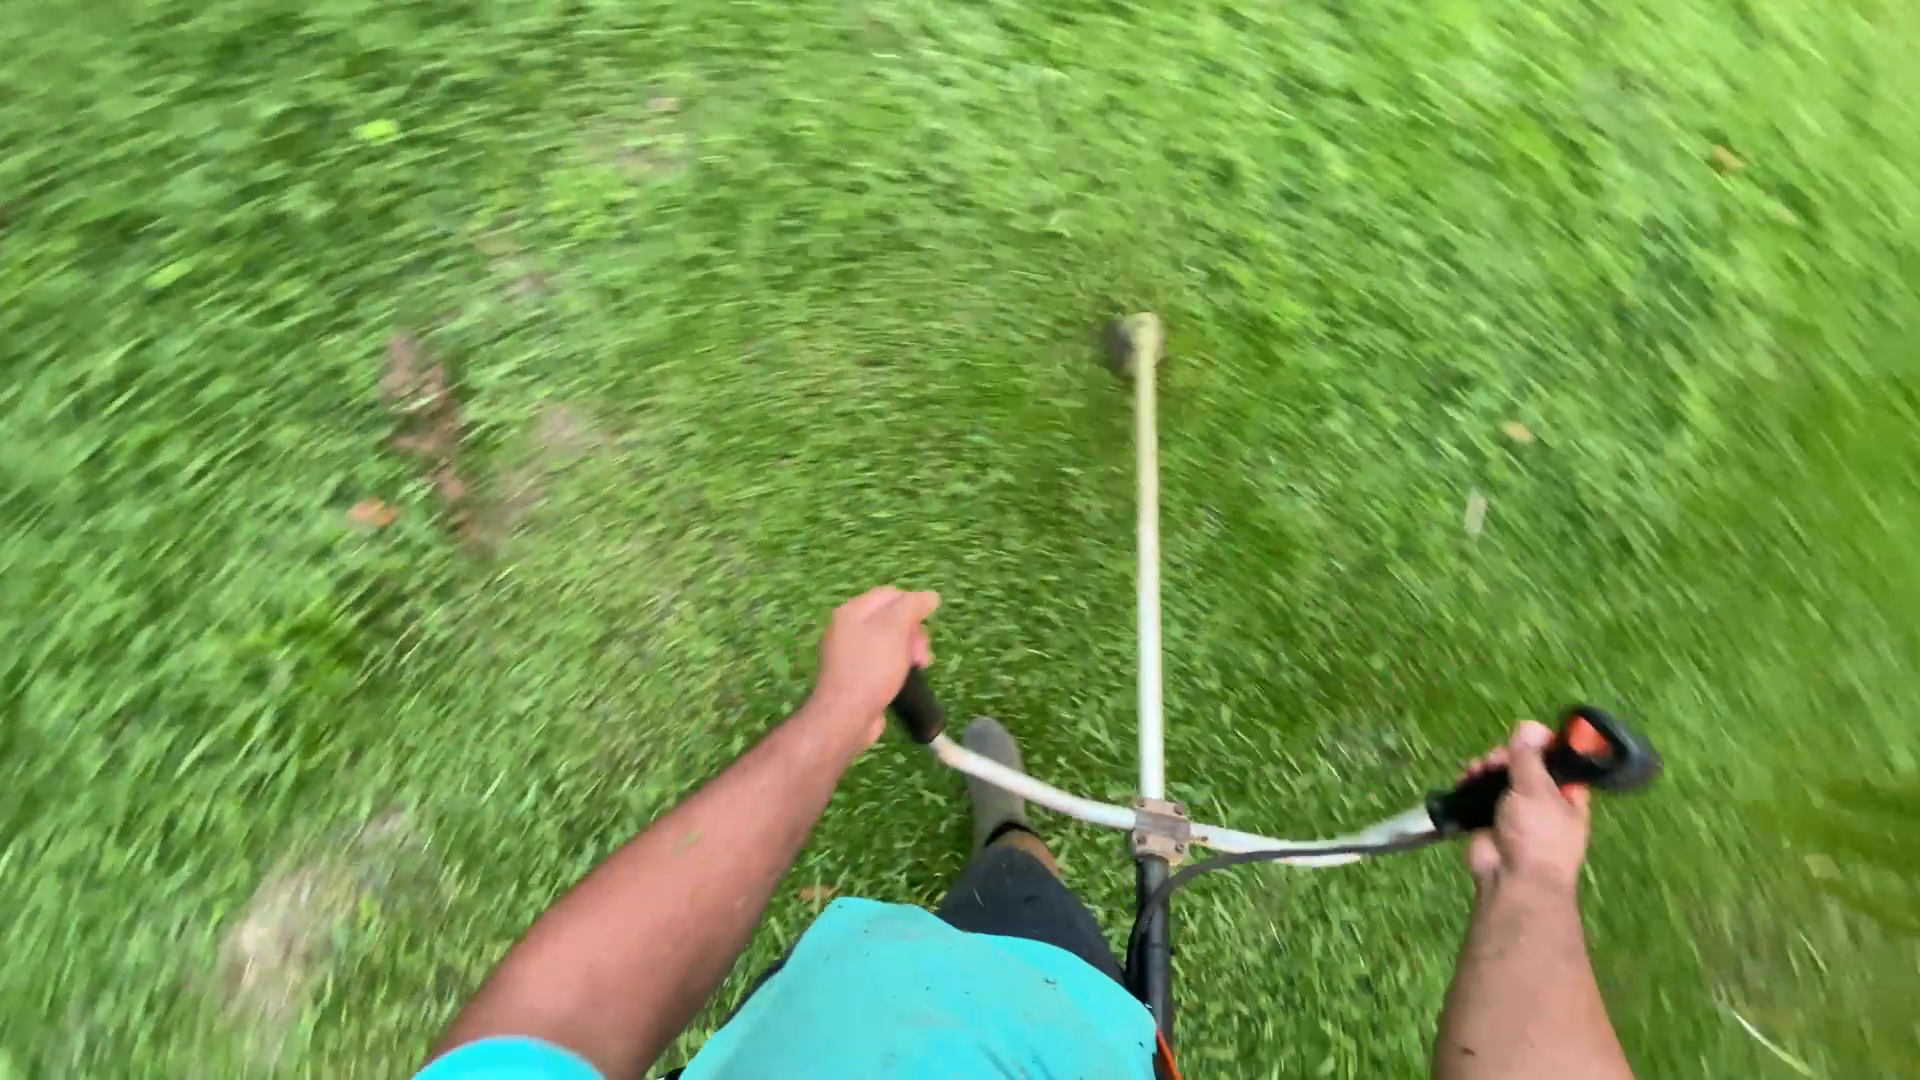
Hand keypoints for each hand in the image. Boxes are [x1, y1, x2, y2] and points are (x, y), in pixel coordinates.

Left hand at [807, 587, 939, 747]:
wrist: (846, 715)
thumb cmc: (872, 667)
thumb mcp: (895, 628)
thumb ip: (913, 606)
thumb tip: (930, 596)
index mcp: (853, 611)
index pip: (890, 594)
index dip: (914, 605)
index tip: (928, 624)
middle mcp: (848, 628)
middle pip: (892, 618)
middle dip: (914, 632)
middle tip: (921, 654)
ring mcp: (851, 653)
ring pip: (891, 641)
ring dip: (910, 650)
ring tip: (919, 667)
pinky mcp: (857, 675)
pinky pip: (883, 660)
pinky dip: (898, 665)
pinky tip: (907, 677)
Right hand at [1458, 721, 1590, 894]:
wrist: (1512, 878)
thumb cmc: (1537, 835)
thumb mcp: (1536, 790)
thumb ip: (1529, 757)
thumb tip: (1530, 725)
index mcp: (1567, 795)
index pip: (1555, 760)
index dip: (1537, 746)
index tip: (1520, 740)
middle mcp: (1543, 801)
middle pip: (1521, 765)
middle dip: (1503, 757)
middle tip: (1492, 762)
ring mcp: (1515, 810)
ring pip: (1498, 776)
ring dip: (1484, 768)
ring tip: (1473, 772)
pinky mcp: (1489, 817)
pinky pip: (1479, 792)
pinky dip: (1470, 784)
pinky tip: (1464, 781)